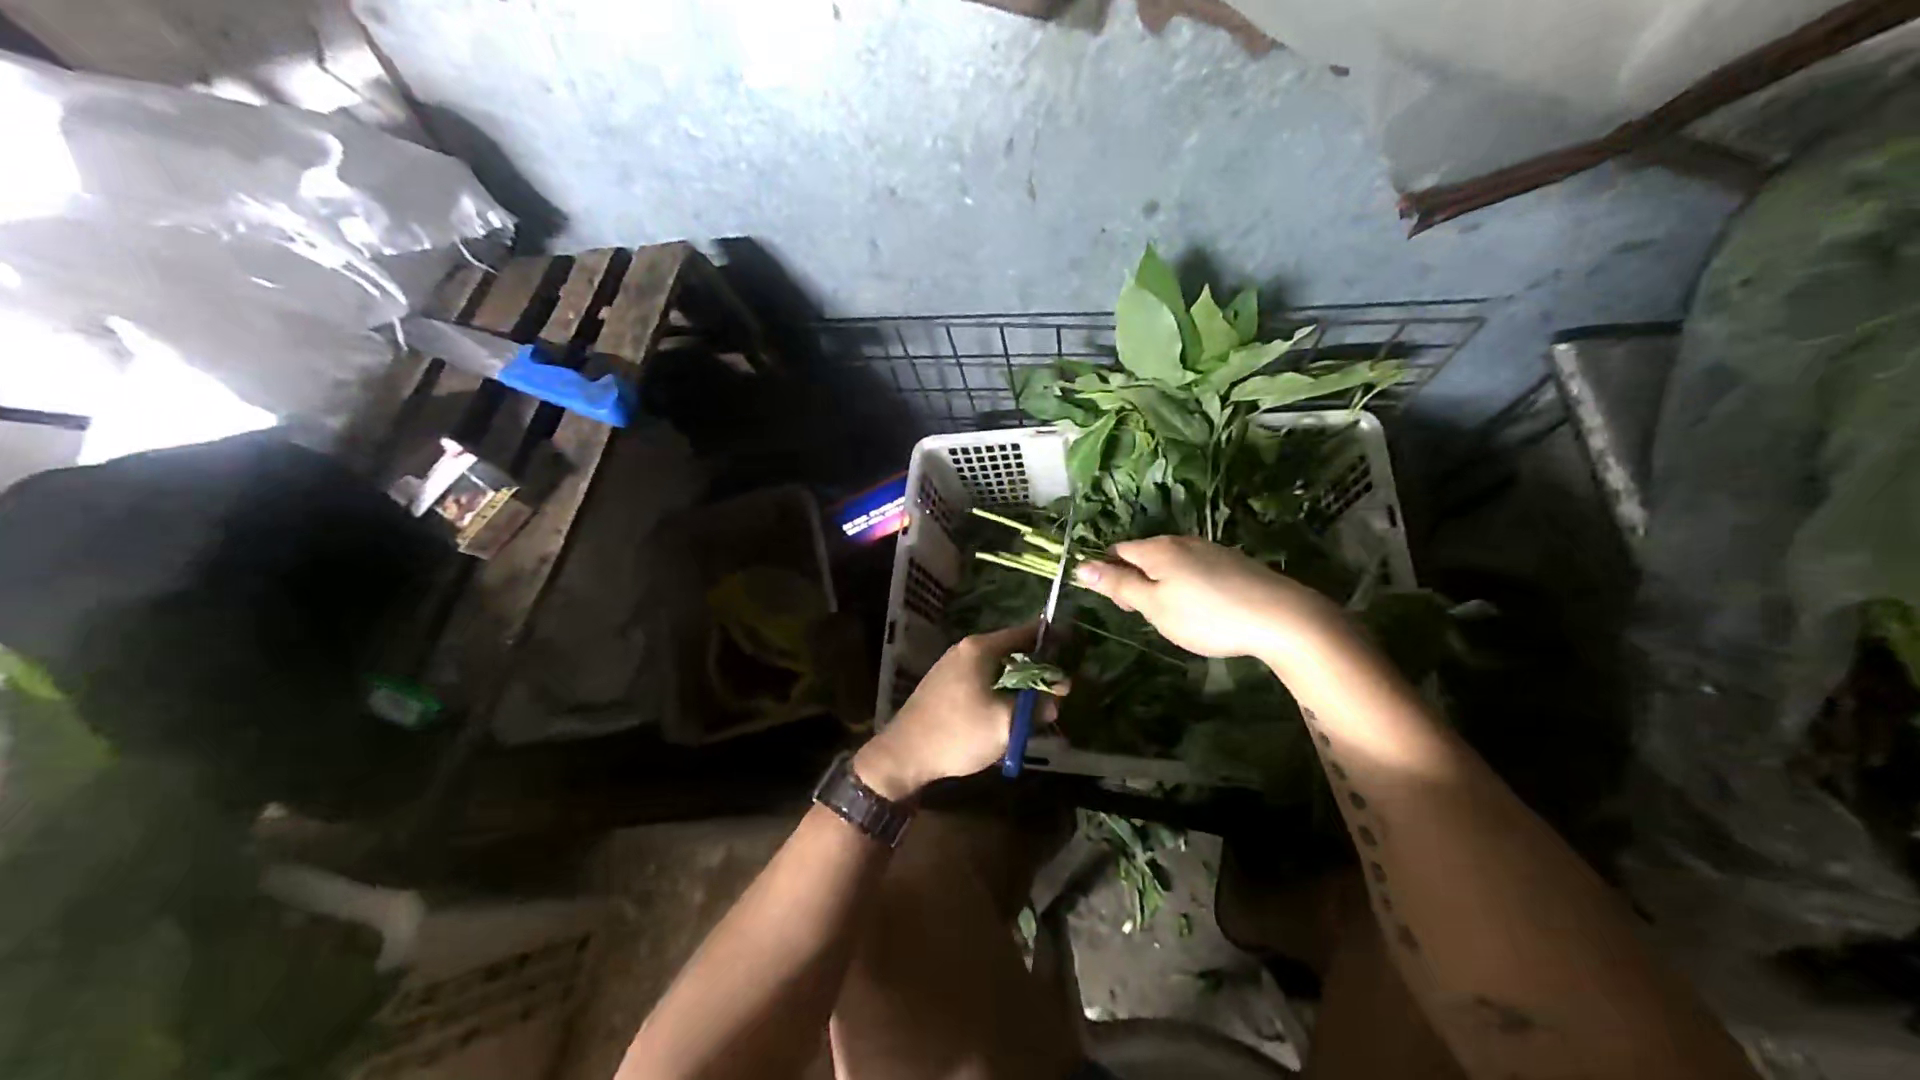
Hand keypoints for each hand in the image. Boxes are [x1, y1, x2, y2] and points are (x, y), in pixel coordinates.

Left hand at [854, 620, 1056, 799]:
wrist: (905, 755)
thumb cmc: (958, 733)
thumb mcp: (1006, 723)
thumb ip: (1035, 707)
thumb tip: (1055, 698)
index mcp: (980, 648)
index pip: (1024, 632)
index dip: (1050, 639)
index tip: (1072, 646)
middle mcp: (964, 650)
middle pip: (1010, 650)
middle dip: (1036, 668)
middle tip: (1058, 688)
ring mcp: (950, 667)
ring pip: (996, 668)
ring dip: (1017, 684)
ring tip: (1036, 704)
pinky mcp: (943, 686)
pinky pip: (981, 680)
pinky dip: (999, 690)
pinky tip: (1007, 711)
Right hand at [1074, 535, 1344, 660]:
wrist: (1281, 617)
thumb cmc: (1207, 615)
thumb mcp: (1154, 606)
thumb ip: (1118, 585)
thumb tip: (1081, 566)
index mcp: (1157, 549)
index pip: (1117, 551)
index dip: (1108, 574)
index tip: (1119, 604)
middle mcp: (1181, 541)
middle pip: (1144, 555)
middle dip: (1135, 579)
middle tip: (1145, 614)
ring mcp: (1210, 549)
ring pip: (1171, 562)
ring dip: (1162, 583)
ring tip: (1173, 614)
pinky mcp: (1233, 562)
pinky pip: (1195, 568)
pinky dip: (1187, 584)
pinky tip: (1202, 607)